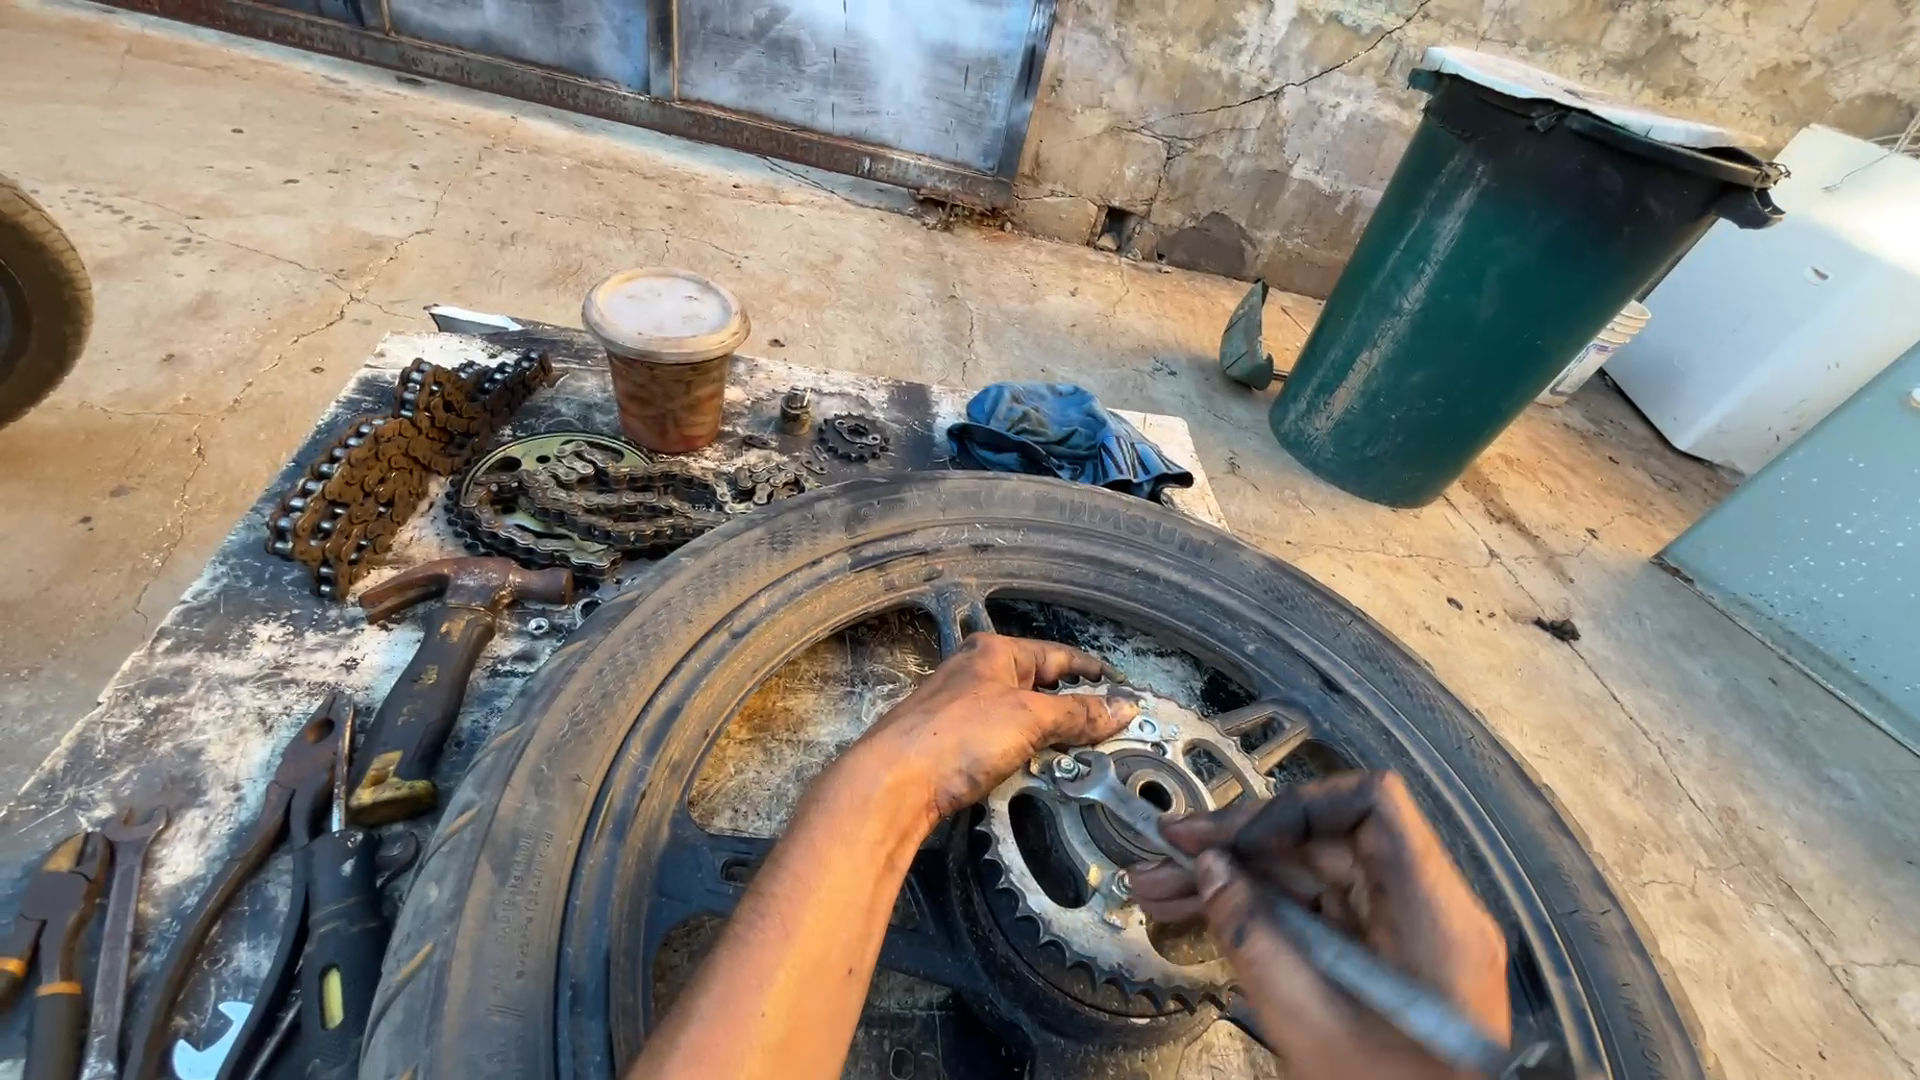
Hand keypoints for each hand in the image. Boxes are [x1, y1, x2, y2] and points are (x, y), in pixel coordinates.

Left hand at [852, 633, 1138, 825]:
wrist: (895, 782)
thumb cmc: (962, 735)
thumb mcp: (1029, 718)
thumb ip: (1078, 713)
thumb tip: (1125, 708)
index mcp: (994, 652)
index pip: (1056, 655)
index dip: (1091, 670)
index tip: (1122, 686)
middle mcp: (977, 671)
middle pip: (1038, 683)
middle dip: (1074, 704)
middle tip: (1112, 726)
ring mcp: (962, 706)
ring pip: (1021, 713)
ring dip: (1051, 730)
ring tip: (1086, 749)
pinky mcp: (953, 741)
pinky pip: (1003, 737)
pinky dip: (1027, 747)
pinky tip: (1041, 764)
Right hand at [1130, 771, 1510, 1079]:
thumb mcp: (1309, 1026)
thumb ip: (1253, 937)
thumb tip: (1209, 869)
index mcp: (1429, 914)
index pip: (1373, 805)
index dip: (1299, 807)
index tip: (1244, 841)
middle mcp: (1417, 907)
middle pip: (1319, 838)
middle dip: (1235, 842)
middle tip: (1168, 850)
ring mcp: (1391, 931)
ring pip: (1300, 872)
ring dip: (1229, 874)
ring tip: (1159, 884)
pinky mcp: (1368, 953)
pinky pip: (1303, 908)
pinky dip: (1249, 905)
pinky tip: (1193, 909)